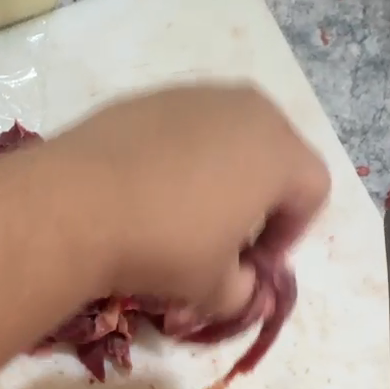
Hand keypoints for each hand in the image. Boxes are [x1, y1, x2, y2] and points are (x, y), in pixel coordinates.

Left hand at [40, 85, 329, 316]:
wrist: (76, 205)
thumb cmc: (163, 247)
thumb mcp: (210, 288)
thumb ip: (242, 293)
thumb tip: (244, 289)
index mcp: (279, 153)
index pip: (312, 192)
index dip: (290, 236)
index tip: (254, 266)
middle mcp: (246, 109)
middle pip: (272, 157)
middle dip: (255, 203)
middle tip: (221, 244)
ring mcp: (193, 95)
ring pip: (223, 140)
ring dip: (214, 180)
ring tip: (177, 220)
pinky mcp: (145, 98)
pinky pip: (176, 133)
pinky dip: (172, 163)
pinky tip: (141, 197)